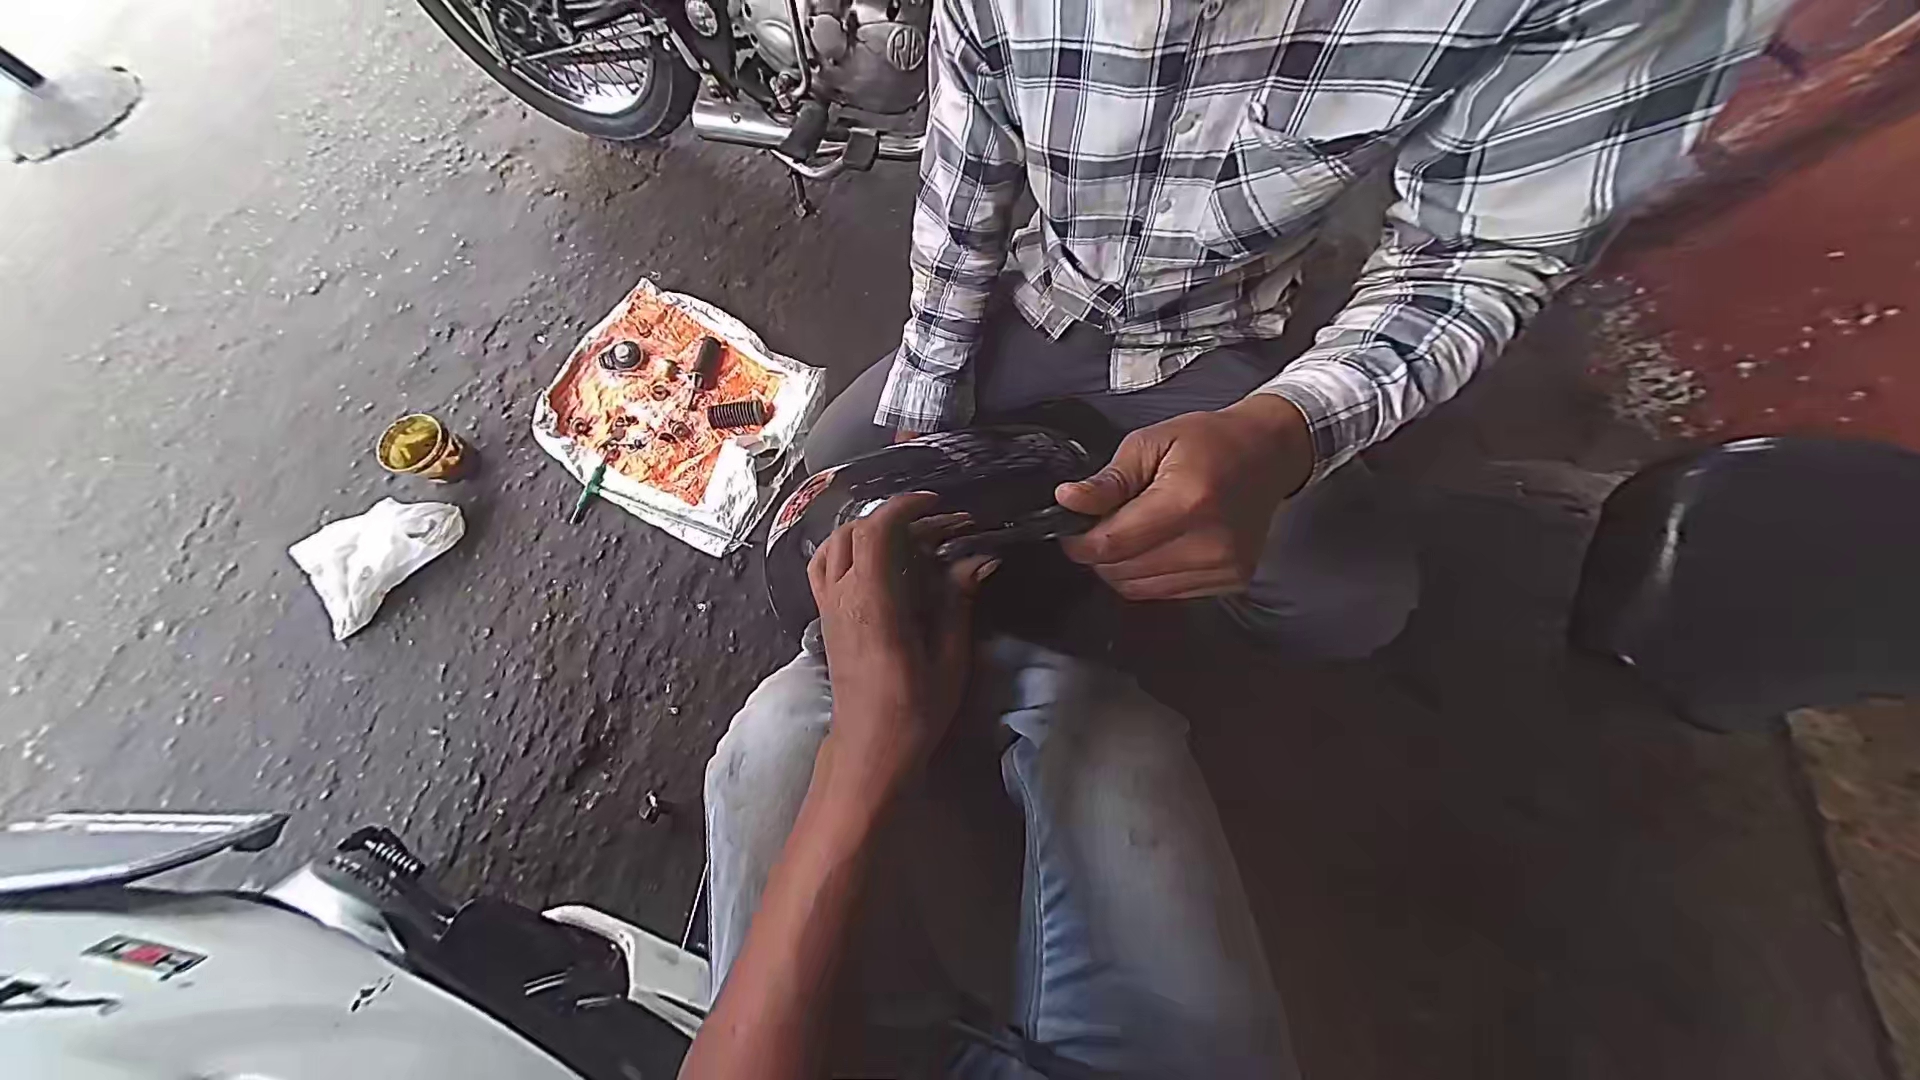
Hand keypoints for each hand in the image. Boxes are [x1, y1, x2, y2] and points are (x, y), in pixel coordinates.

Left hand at [808, 493, 998, 777]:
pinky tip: (872, 560)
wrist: (870, 751)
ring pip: (834, 544)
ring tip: (904, 535)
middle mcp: (843, 598)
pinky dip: (845, 549)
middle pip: (855, 532)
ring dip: (868, 529)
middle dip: (896, 517)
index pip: (876, 533)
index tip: (935, 503)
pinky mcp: (826, 620)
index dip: (903, 507)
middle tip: (936, 525)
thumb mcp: (949, 657)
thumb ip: (957, 601)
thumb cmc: (914, 711)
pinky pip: (824, 567)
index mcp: (874, 604)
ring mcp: (828, 608)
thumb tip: (979, 558)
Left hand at [1056, 394, 1313, 599]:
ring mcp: (1223, 566)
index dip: (1079, 542)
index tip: (1071, 529)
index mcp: (1187, 501)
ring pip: (1137, 588)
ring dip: (1119, 566)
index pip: (1111, 544)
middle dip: (1097, 552)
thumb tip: (1067, 500)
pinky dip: (1146, 574)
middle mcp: (1209, 542)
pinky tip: (1155, 545)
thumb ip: (1108, 480)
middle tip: (1100, 525)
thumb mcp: (1150, 443)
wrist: (1268, 453)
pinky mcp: (1230, 580)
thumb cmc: (1211, 441)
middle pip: (1120, 571)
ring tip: (1131, 531)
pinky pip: (1163, 592)